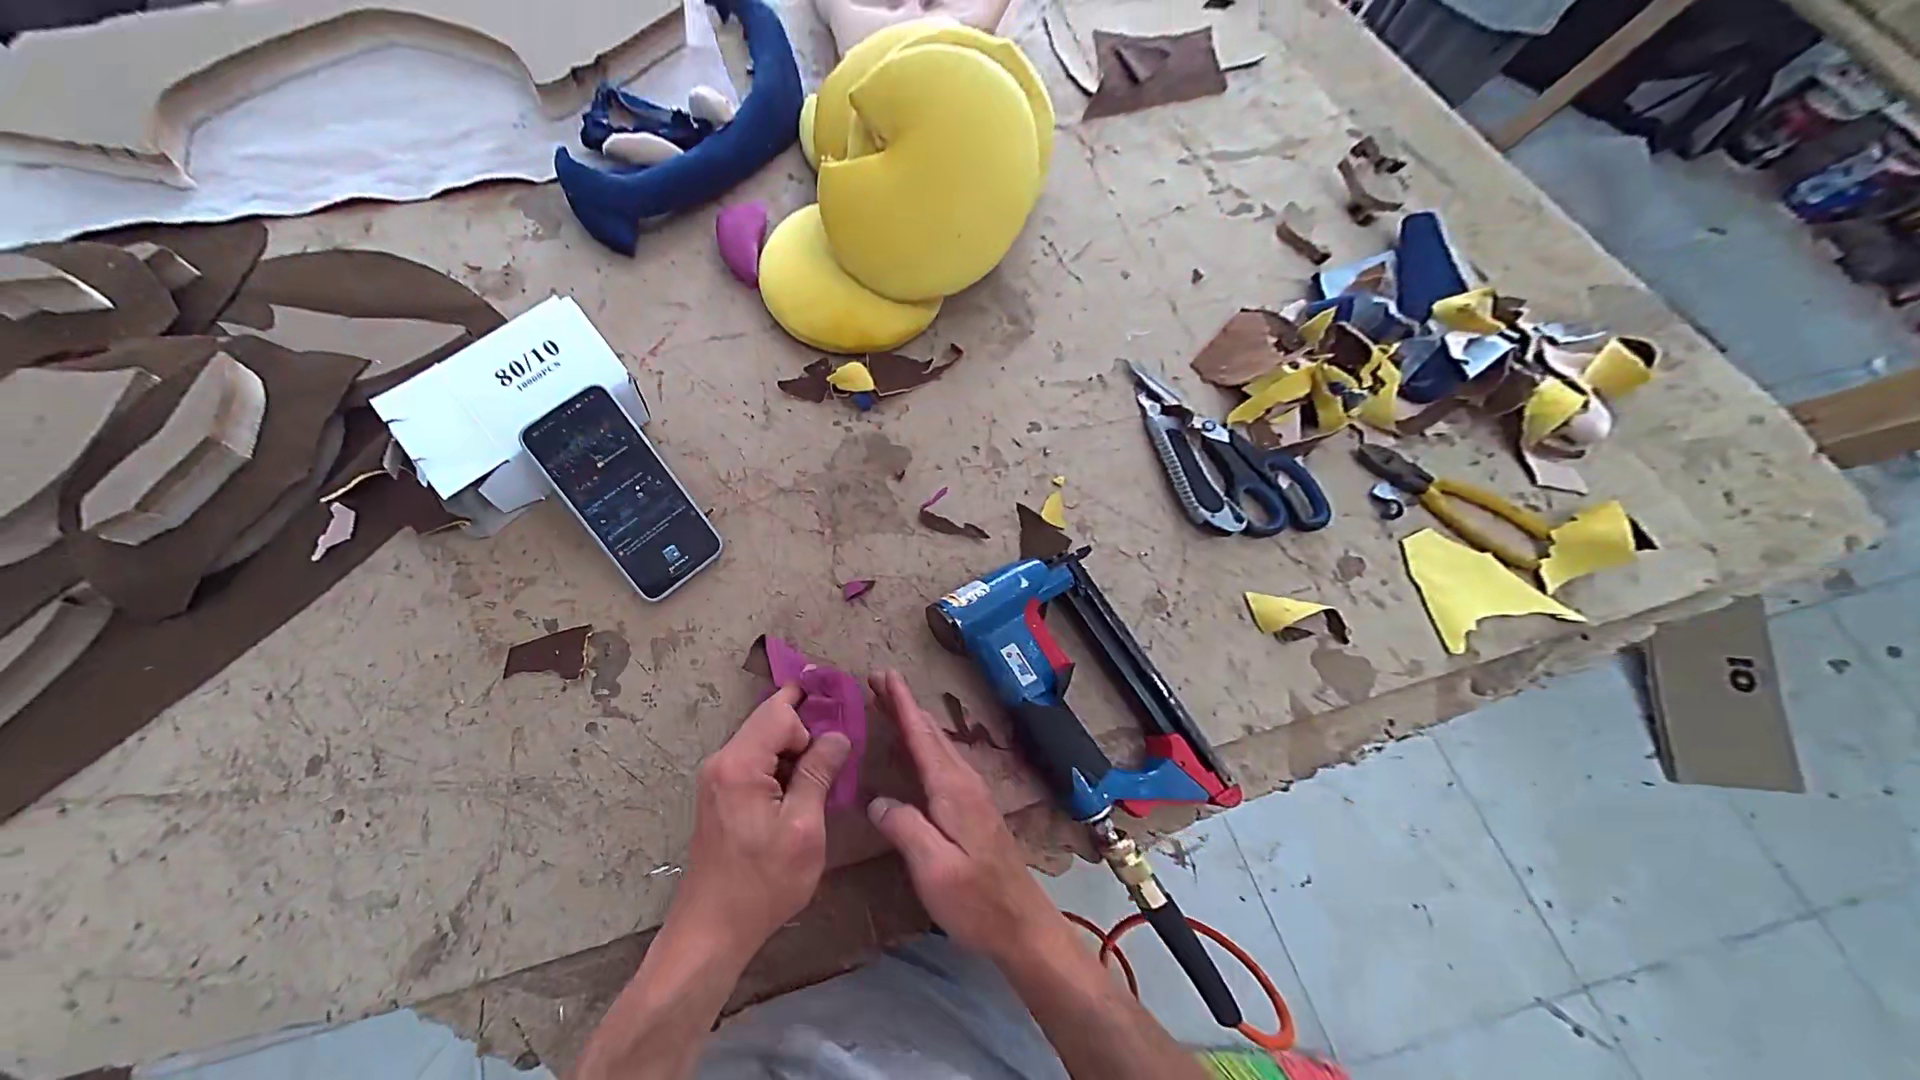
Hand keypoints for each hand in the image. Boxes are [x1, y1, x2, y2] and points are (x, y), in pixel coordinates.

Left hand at [670, 684, 851, 958]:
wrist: (711, 933)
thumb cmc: (761, 884)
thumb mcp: (803, 828)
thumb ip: (818, 773)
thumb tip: (838, 734)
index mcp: (739, 764)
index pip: (780, 710)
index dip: (813, 715)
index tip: (844, 725)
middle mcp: (722, 761)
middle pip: (770, 720)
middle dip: (808, 727)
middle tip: (843, 749)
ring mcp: (718, 778)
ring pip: (765, 740)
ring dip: (797, 749)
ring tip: (829, 772)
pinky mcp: (721, 794)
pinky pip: (757, 761)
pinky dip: (783, 765)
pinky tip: (804, 788)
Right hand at [865, 670, 1066, 963]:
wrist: (1021, 924)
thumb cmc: (976, 901)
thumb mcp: (934, 869)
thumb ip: (905, 829)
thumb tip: (877, 800)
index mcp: (952, 790)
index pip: (921, 736)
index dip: (900, 704)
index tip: (883, 674)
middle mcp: (964, 782)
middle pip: (930, 733)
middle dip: (902, 704)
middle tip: (876, 680)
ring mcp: (971, 793)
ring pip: (937, 745)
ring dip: (912, 721)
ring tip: (888, 704)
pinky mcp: (972, 808)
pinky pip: (941, 761)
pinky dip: (922, 743)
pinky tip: (914, 749)